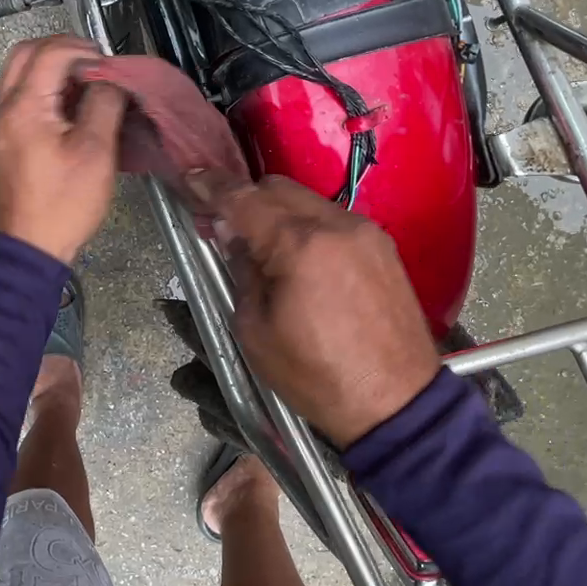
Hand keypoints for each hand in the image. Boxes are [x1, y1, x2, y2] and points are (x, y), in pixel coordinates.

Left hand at [0, 35, 127, 263]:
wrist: (29, 247)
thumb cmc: (62, 205)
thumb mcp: (95, 151)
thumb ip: (104, 103)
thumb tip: (110, 78)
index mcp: (22, 106)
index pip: (50, 53)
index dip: (84, 50)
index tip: (109, 65)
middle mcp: (1, 108)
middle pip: (27, 53)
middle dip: (64, 50)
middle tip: (96, 65)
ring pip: (20, 72)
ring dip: (53, 68)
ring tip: (88, 86)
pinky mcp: (2, 136)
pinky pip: (19, 95)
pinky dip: (43, 88)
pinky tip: (71, 106)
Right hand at [188, 172, 439, 446]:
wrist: (398, 405)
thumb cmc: (316, 375)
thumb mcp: (255, 329)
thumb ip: (242, 271)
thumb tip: (235, 238)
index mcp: (300, 246)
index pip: (244, 199)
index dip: (210, 187)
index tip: (189, 180)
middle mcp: (336, 225)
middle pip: (275, 188)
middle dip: (243, 198)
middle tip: (219, 222)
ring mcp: (365, 232)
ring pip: (305, 199)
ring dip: (274, 211)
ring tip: (258, 244)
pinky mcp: (382, 247)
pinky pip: (330, 218)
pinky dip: (304, 225)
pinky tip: (294, 255)